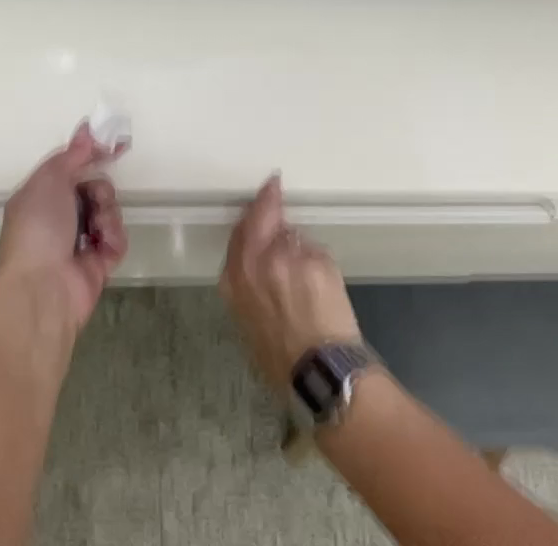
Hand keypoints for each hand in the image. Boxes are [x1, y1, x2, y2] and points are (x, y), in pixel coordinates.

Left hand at [0, 123, 128, 341]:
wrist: (42, 287)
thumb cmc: (38, 228)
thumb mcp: (49, 181)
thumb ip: (71, 155)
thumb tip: (86, 129)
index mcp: (41, 195)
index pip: (70, 166)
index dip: (93, 153)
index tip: (118, 143)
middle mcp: (59, 216)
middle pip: (94, 186)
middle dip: (100, 189)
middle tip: (94, 196)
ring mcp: (80, 240)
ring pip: (109, 210)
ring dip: (107, 214)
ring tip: (95, 229)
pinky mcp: (99, 261)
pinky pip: (117, 237)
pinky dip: (112, 238)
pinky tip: (101, 248)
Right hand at [220, 175, 361, 385]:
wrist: (319, 371)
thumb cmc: (280, 357)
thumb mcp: (248, 320)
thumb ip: (249, 284)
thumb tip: (259, 264)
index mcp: (235, 279)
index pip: (239, 234)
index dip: (248, 217)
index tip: (257, 204)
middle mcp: (257, 260)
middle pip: (262, 216)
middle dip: (268, 201)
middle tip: (274, 186)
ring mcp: (289, 256)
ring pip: (293, 234)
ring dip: (297, 244)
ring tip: (306, 274)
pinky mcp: (318, 258)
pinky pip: (316, 250)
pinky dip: (318, 261)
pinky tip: (322, 286)